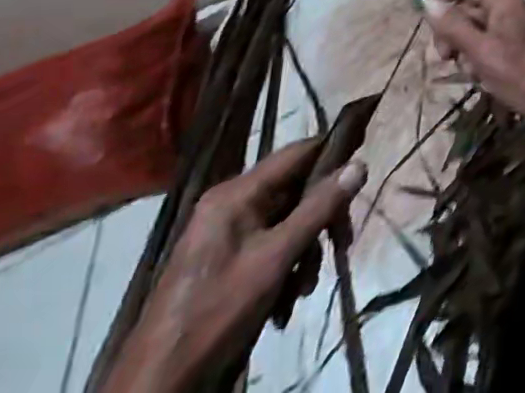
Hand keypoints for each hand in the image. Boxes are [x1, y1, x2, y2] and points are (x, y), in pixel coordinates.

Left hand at [103, 140, 366, 392]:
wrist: (161, 379)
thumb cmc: (219, 310)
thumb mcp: (276, 258)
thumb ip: (318, 209)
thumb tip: (359, 165)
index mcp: (236, 193)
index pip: (296, 153)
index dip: (332, 156)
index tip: (362, 175)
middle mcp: (231, 203)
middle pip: (294, 192)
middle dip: (319, 223)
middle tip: (341, 247)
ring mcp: (226, 233)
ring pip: (286, 224)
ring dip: (304, 255)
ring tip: (302, 291)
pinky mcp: (226, 260)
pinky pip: (270, 248)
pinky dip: (285, 271)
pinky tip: (284, 305)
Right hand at [424, 0, 524, 133]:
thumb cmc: (519, 74)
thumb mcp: (480, 51)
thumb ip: (453, 26)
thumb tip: (427, 0)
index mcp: (502, 2)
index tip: (424, 14)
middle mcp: (506, 10)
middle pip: (466, 8)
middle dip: (451, 31)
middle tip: (445, 57)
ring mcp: (510, 29)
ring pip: (473, 30)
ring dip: (464, 50)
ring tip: (470, 72)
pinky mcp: (512, 48)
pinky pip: (484, 46)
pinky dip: (477, 59)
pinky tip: (480, 78)